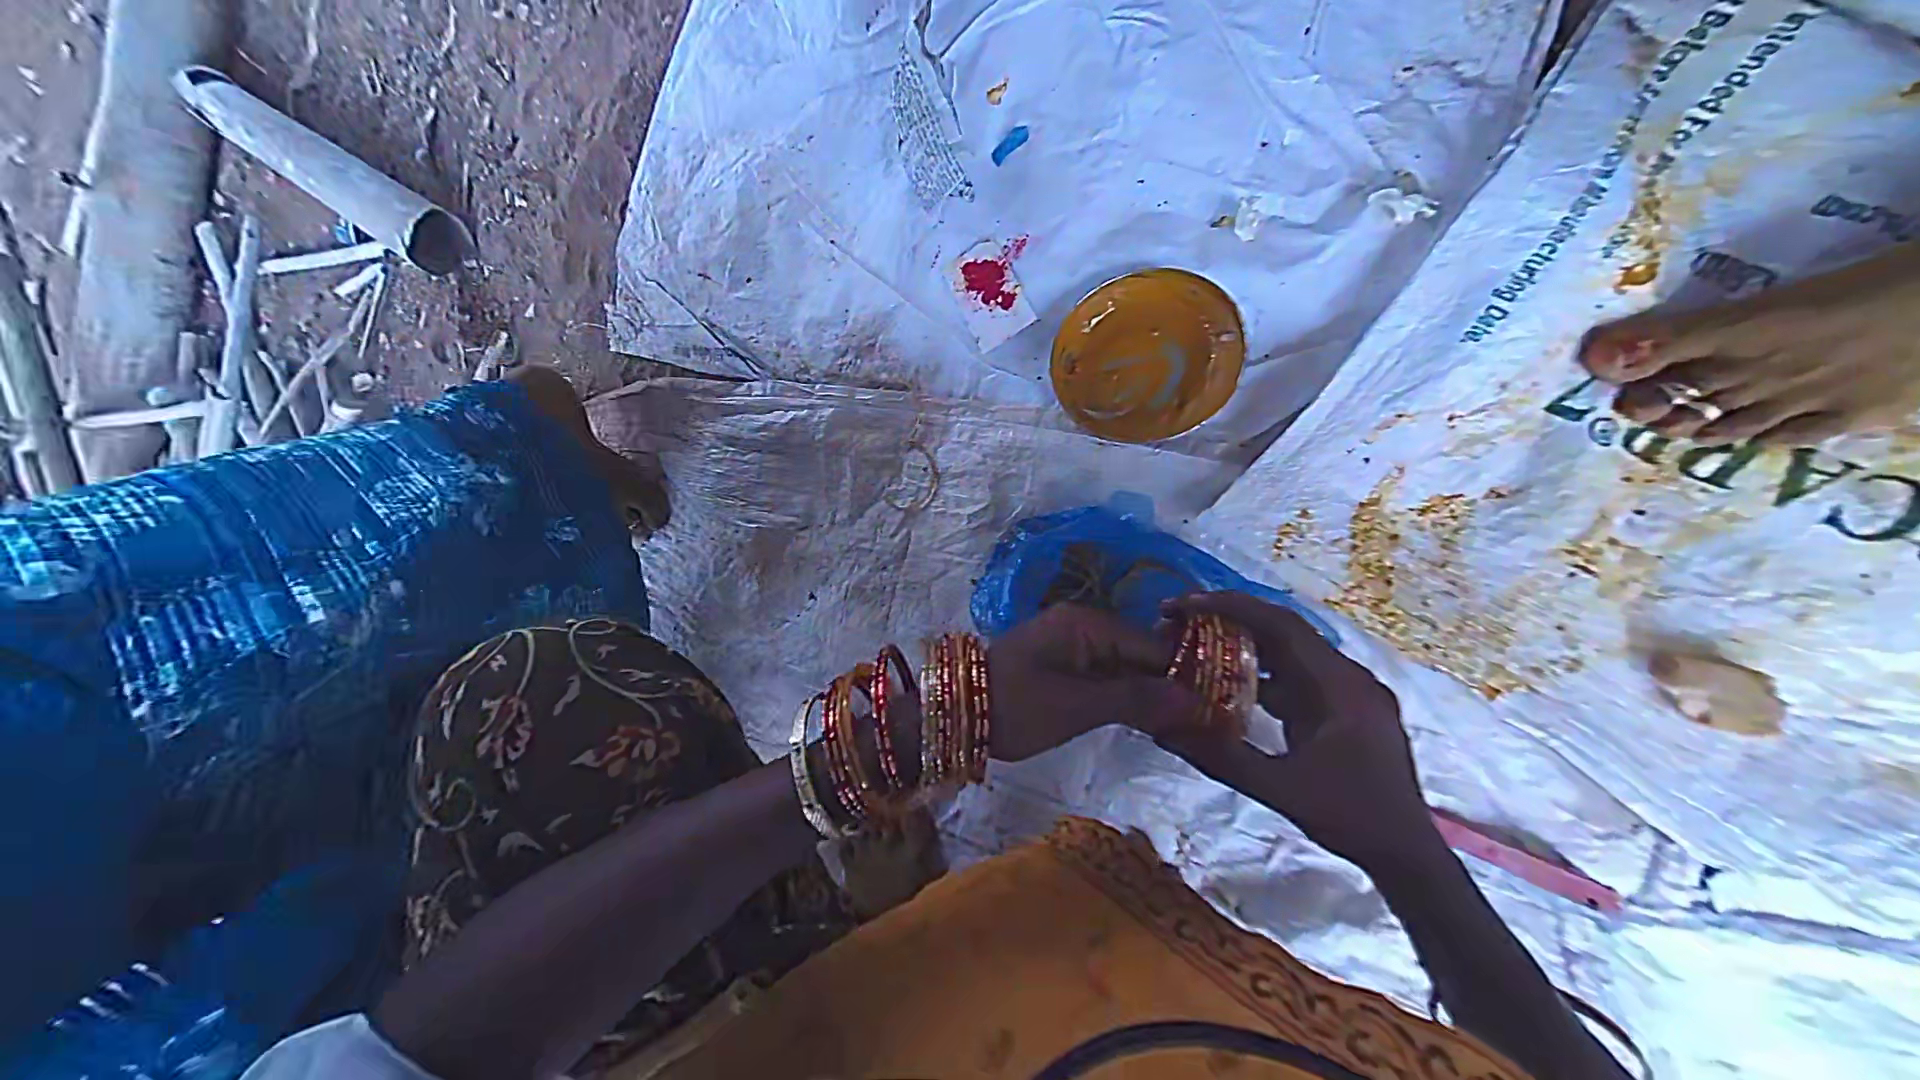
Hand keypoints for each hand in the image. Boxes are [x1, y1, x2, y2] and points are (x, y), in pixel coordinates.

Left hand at [987, 605, 1201, 760]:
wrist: (956, 713)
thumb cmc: (1015, 707)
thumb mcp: (1076, 706)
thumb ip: (1134, 700)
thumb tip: (1194, 700)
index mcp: (1088, 624)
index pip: (1153, 645)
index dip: (1185, 675)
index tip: (1219, 705)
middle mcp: (1083, 625)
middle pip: (1142, 653)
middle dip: (1171, 685)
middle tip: (1208, 721)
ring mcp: (1072, 644)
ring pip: (1126, 666)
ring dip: (1150, 693)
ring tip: (1187, 726)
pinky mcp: (1063, 664)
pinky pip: (1106, 675)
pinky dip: (1126, 696)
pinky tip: (1148, 720)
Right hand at [1158, 592, 1440, 869]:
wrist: (1408, 855)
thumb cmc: (1351, 818)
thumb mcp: (1279, 789)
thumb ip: (1222, 757)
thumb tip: (1164, 731)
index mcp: (1340, 686)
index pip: (1282, 626)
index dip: (1232, 607)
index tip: (1187, 605)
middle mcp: (1349, 678)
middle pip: (1285, 632)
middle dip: (1232, 620)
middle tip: (1184, 620)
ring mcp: (1351, 693)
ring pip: (1291, 654)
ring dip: (1246, 646)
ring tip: (1199, 646)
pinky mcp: (1346, 710)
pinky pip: (1298, 677)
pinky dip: (1262, 674)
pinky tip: (1232, 686)